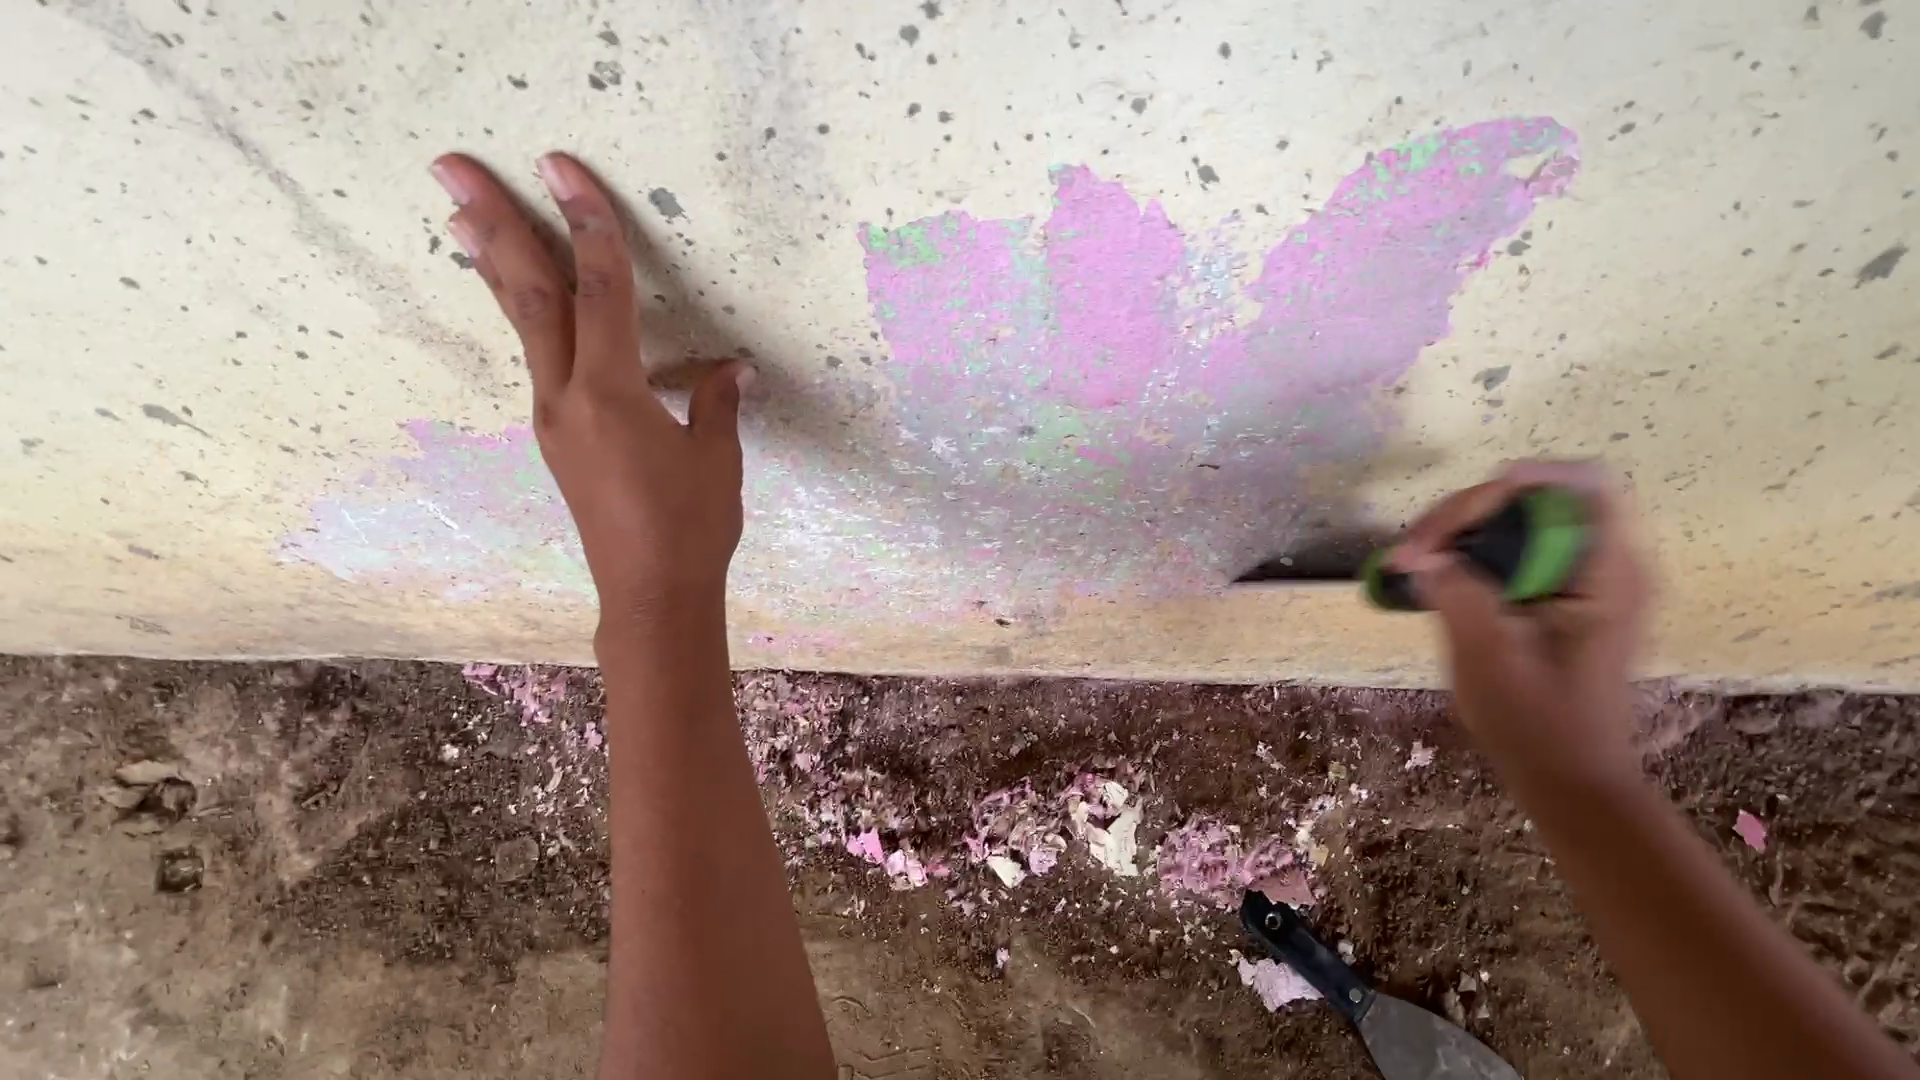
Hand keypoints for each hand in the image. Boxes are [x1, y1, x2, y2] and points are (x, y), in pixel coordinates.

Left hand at [428, 152, 750, 628]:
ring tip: (461, 218)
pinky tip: (519, 304)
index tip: (564, 170)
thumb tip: (728, 368)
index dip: (590, 228)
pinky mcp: (557, 440)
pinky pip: (537, 361)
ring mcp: (554, 420)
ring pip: (523, 328)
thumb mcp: (715, 459)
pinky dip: (523, 318)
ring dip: (496, 268)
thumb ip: (714, 404)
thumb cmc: (692, 528)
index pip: (602, 294)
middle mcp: (567, 398)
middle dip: (497, 227)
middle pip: (531, 298)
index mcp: (612, 395)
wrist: (651, 595)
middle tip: (452, 168)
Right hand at [1391, 460, 1653, 788]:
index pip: (1586, 487)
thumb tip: (1419, 554)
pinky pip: (1513, 545)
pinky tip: (1436, 573)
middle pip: (1539, 495)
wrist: (1568, 774)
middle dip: (1470, 510)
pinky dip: (1470, 549)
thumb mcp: (1489, 656)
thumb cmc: (1537, 723)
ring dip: (1461, 528)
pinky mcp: (1559, 592)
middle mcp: (1605, 564)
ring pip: (1519, 517)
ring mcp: (1583, 577)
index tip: (1460, 515)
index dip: (1525, 480)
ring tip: (1415, 560)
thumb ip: (1458, 593)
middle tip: (1414, 549)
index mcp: (1609, 575)